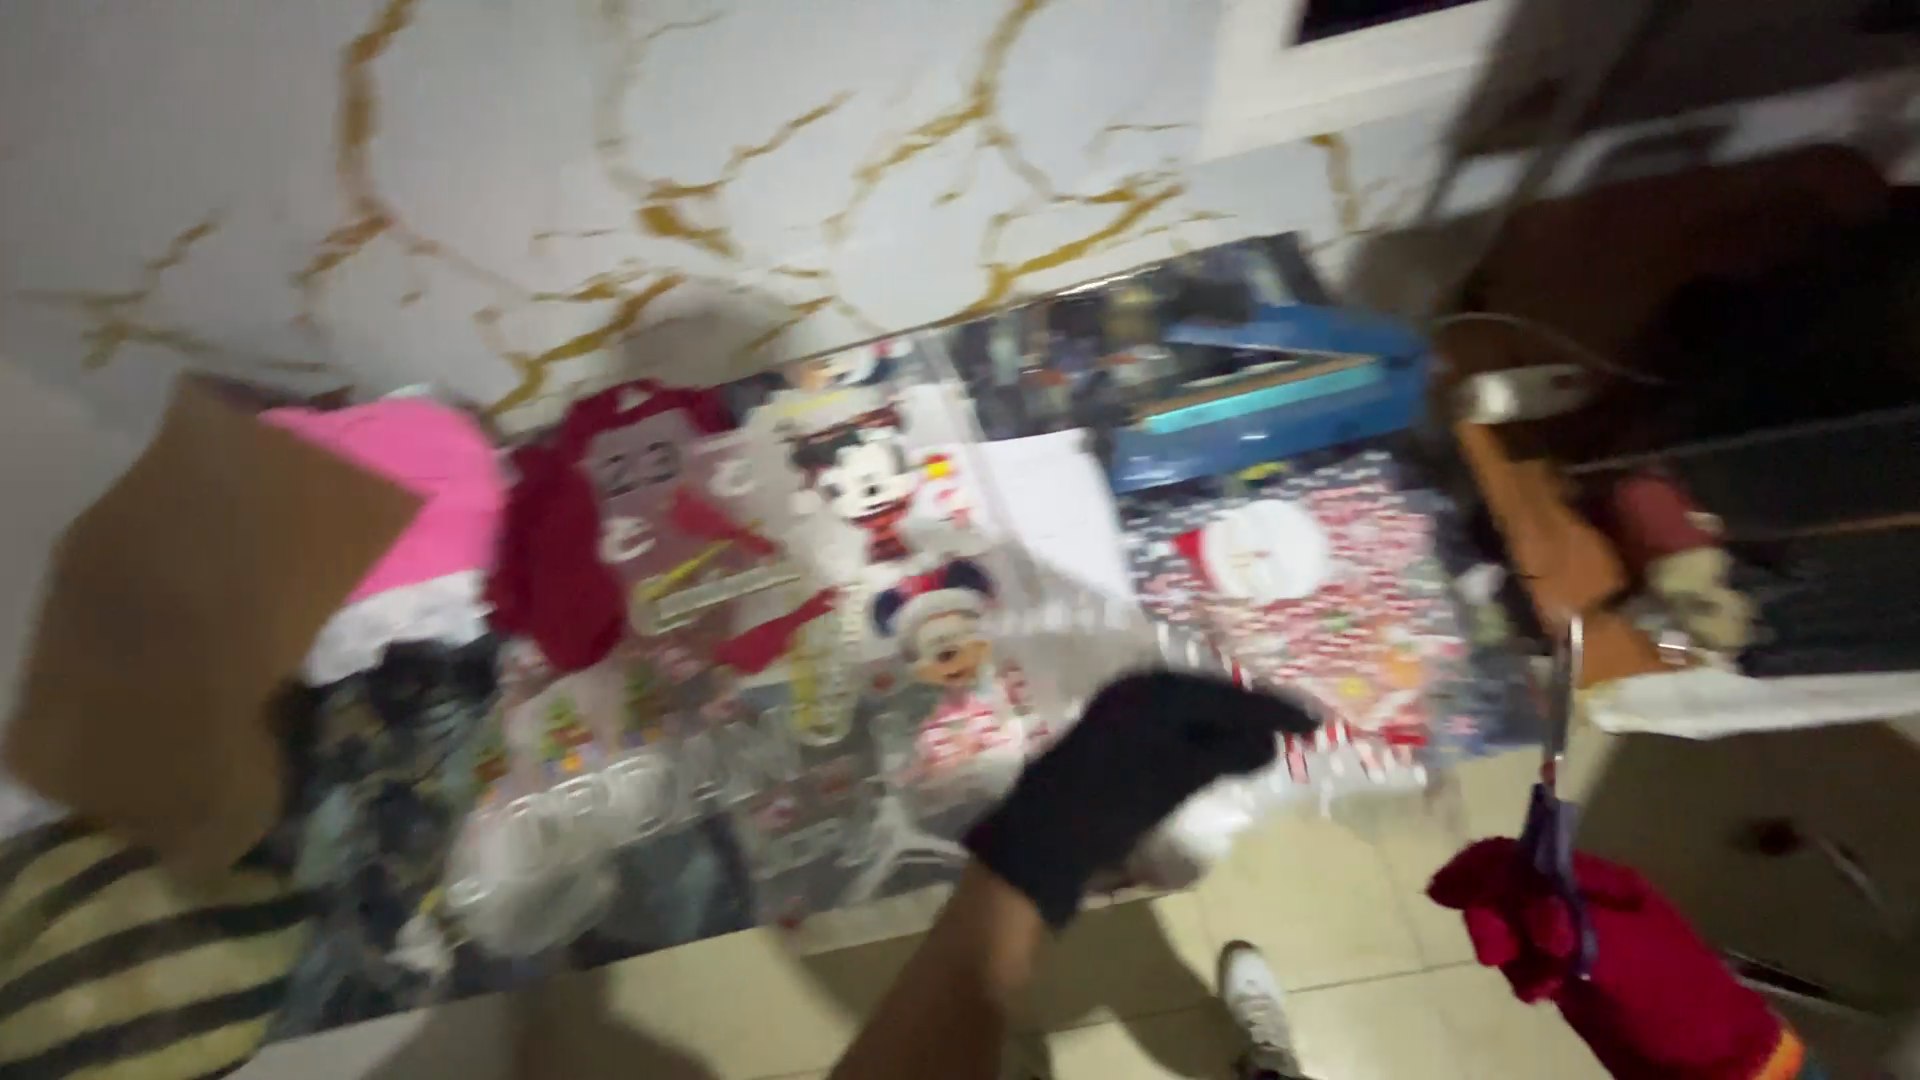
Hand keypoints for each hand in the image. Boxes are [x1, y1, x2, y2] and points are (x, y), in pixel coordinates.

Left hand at [966, 671, 1317, 926]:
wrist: (1040, 841)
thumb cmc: (1108, 805)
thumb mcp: (1174, 778)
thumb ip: (1224, 753)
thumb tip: (1269, 739)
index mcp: (1149, 691)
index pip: (1223, 691)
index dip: (1270, 706)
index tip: (1315, 721)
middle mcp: (1133, 692)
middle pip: (1206, 695)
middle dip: (1250, 711)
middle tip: (1297, 727)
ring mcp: (1119, 715)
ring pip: (1188, 712)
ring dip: (1225, 725)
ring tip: (1267, 740)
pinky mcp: (1112, 741)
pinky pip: (1170, 729)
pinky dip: (1200, 740)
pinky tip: (1220, 755)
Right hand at [1429, 838, 1788, 1077]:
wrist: (1706, 1065)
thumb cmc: (1676, 999)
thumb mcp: (1630, 958)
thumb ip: (1575, 922)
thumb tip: (1528, 904)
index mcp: (1598, 882)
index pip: (1523, 856)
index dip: (1480, 868)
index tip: (1442, 893)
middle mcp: (1577, 897)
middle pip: (1507, 886)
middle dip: (1490, 916)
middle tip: (1488, 955)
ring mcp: (1569, 931)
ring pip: (1508, 921)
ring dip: (1504, 947)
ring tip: (1529, 986)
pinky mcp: (1563, 963)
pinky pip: (1519, 952)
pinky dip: (1519, 970)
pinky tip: (1538, 992)